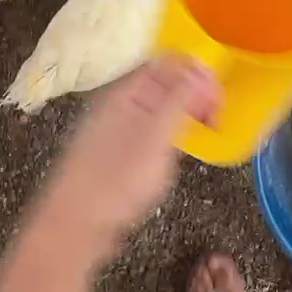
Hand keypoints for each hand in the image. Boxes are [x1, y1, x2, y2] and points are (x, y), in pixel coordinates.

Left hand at [32, 57, 218, 259]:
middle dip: (193, 92)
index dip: (197, 72)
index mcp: (127, 93)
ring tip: (203, 130)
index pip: (168, 63)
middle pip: (163, 82)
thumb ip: (180, 100)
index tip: (218, 94)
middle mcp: (118, 104)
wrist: (73, 228)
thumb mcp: (156, 137)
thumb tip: (200, 70)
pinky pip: (149, 127)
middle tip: (215, 115)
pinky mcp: (114, 151)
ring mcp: (114, 127)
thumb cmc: (116, 181)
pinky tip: (176, 150)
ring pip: (157, 106)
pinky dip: (169, 131)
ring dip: (183, 112)